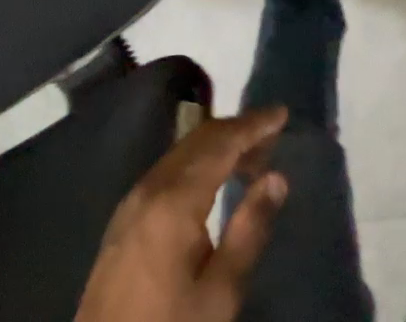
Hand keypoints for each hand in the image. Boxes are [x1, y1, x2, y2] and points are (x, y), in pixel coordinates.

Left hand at [74, 106, 290, 321]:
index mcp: (175, 200)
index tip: (281, 113)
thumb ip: (250, 229)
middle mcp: (150, 189)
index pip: (220, 143)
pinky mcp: (124, 220)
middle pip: (197, 141)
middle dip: (236, 131)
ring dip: (216, 147)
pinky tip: (213, 183)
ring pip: (180, 154)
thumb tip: (277, 178)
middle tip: (273, 136)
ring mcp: (132, 203)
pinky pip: (167, 172)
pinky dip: (196, 164)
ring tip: (252, 159)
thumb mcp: (220, 292)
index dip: (252, 125)